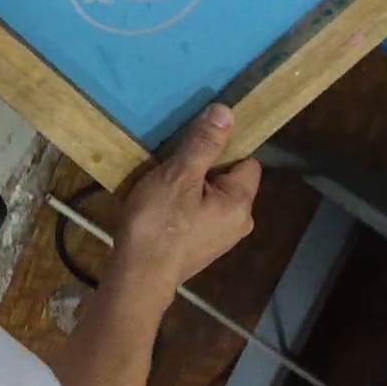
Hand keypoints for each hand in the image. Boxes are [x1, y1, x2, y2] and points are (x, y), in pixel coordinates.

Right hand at [110, 104, 261, 291]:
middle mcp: (239, 222)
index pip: (247, 161)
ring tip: (160, 178)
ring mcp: (220, 237)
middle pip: (228, 177)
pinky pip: (199, 210)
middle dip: (202, 164)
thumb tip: (227, 112)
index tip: (194, 139)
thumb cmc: (160, 222)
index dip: (223, 146)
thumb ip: (203, 144)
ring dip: (189, 182)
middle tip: (171, 157)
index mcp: (240, 203)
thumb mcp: (178, 175)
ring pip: (211, 194)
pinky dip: (182, 201)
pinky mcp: (201, 245)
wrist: (139, 273)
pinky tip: (158, 201)